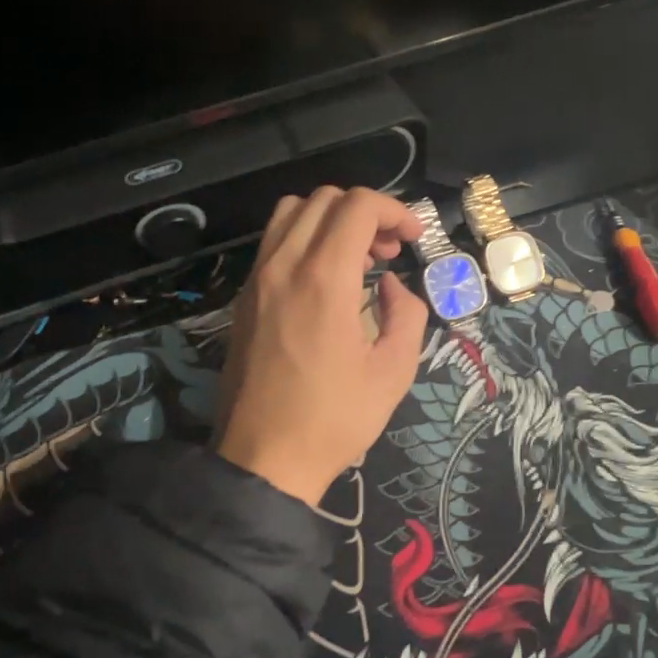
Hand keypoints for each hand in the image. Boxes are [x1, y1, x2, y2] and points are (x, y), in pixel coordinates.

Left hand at [215, 186, 429, 504]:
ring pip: (292, 211)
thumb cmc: (335, 419)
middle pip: (325, 198)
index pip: (358, 206)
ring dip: (331, 219)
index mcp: (325, 280)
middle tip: (388, 251)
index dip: (395, 210)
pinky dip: (304, 237)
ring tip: (355, 257)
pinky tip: (324, 276)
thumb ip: (407, 314)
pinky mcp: (244, 296)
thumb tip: (391, 286)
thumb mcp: (393, 372)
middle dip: (366, 212)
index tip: (413, 238)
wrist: (263, 459)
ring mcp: (258, 278)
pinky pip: (273, 240)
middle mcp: (285, 265)